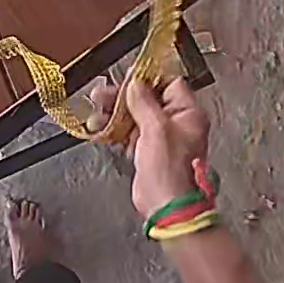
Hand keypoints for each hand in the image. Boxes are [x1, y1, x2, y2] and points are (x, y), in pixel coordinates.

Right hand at [92, 76, 211, 217]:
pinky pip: (129, 133)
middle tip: (101, 95)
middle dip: (123, 98)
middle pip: (148, 100)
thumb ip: (144, 103)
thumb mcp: (156, 128)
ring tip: (95, 114)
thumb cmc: (170, 169)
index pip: (169, 85)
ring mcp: (161, 138)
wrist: (166, 204)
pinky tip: (99, 128)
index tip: (126, 77)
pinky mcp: (147, 151)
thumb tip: (135, 84)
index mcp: (188, 114)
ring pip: (135, 116)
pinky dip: (114, 130)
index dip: (147, 80)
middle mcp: (176, 123)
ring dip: (114, 114)